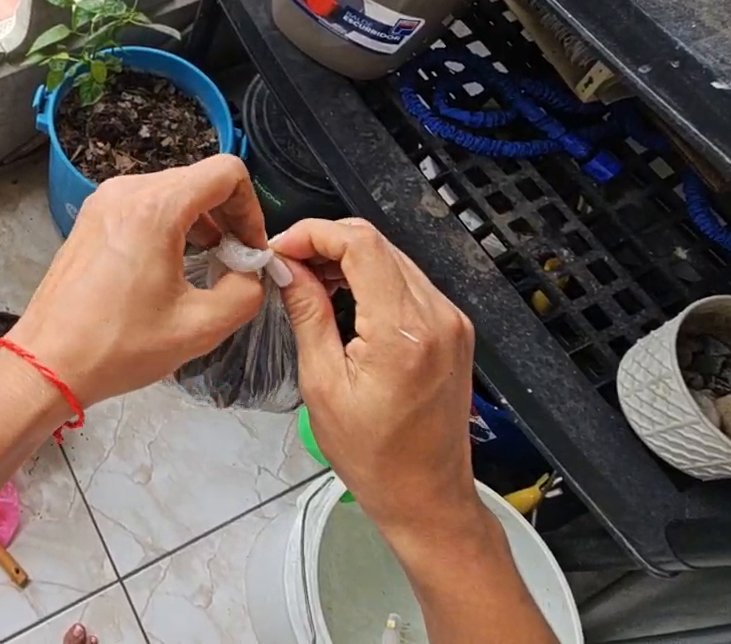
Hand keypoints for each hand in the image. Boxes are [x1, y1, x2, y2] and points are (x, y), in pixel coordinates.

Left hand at [6, 154, 267, 406]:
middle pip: (198, 179)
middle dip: (228, 216)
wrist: (48, 360)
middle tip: (235, 261)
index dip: (251, 207)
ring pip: (172, 191)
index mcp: (154, 208)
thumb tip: (251, 274)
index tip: (249, 248)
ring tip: (207, 265)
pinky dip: (170, 225)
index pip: (225, 172)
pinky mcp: (92, 218)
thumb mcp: (199, 327)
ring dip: (200, 221)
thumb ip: (245, 293)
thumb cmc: (116, 345)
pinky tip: (173, 265)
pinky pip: (144, 205)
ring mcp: (104, 202)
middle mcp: (126, 191)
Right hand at [272, 219, 481, 540]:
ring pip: (389, 255)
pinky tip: (338, 294)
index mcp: (404, 331)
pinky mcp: (450, 327)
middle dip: (323, 242)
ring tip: (305, 279)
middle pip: (375, 242)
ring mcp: (450, 320)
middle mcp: (437, 316)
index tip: (280, 249)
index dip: (312, 233)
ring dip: (343, 257)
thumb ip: (307, 312)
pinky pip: (404, 278)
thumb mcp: (322, 382)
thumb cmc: (374, 454)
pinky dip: (366, 274)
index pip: (360, 244)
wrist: (427, 497)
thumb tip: (285, 267)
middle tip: (285, 263)